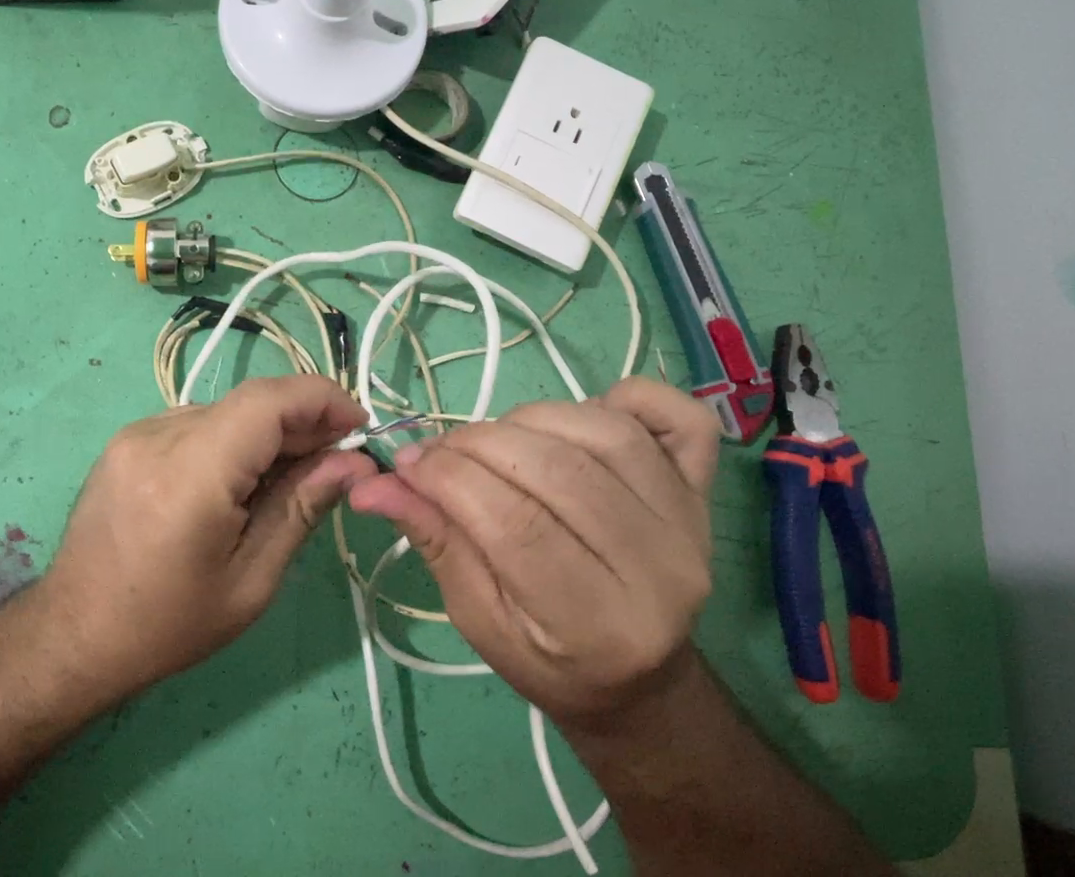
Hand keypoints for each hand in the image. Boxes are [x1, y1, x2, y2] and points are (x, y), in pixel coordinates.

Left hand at [37, 376, 375, 695]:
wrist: (75, 635)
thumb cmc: (169, 624)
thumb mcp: (252, 579)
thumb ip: (302, 508)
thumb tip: (354, 462)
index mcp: (190, 473)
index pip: (268, 400)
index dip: (323, 401)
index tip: (360, 430)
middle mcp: (158, 437)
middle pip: (249, 403)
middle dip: (302, 423)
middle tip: (336, 466)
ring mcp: (135, 434)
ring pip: (224, 411)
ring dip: (266, 434)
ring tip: (285, 484)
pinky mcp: (124, 442)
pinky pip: (195, 424)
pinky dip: (230, 441)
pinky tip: (238, 484)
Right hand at [347, 378, 721, 724]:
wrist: (640, 678)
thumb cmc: (549, 661)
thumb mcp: (477, 620)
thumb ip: (434, 543)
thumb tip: (370, 485)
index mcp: (597, 625)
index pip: (515, 525)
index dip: (450, 479)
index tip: (406, 465)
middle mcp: (660, 569)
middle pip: (559, 471)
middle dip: (478, 444)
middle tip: (439, 452)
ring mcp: (692, 522)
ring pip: (605, 432)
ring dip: (530, 419)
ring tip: (494, 441)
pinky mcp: (704, 489)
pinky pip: (677, 414)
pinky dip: (626, 396)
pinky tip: (581, 413)